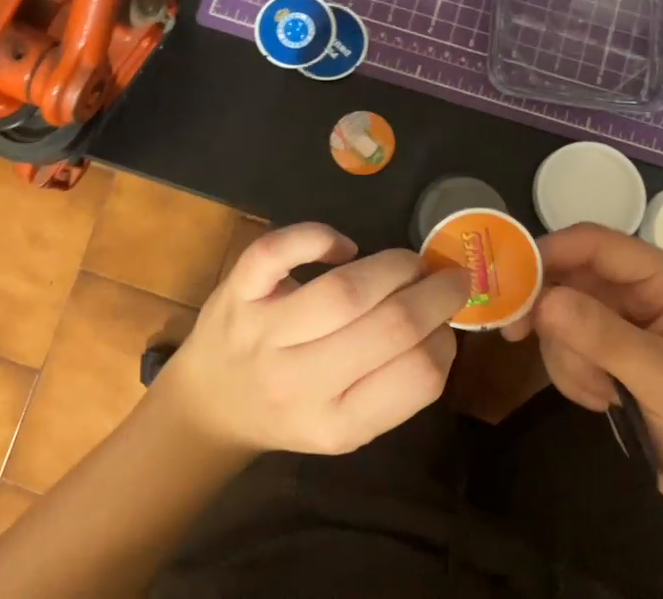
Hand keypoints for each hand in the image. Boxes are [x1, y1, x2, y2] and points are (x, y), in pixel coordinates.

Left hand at [156, 223, 466, 455]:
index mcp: (336, 424)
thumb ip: (391, 382)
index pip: (416, 377)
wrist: (210, 406)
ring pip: (342, 292)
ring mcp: (263, 334)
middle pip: (387, 328)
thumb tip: (442, 322)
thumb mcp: (343, 422)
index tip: (449, 323)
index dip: (445, 341)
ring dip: (392, 267)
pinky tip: (341, 246)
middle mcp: (299, 383)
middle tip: (451, 277)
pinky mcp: (236, 293)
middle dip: (434, 295)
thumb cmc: (288, 412)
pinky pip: (275, 253)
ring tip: (411, 262)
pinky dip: (316, 237)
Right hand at [502, 224, 662, 502]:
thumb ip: (603, 336)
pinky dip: (572, 373)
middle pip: (570, 277)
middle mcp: (641, 290)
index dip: (550, 253)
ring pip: (561, 314)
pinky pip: (565, 345)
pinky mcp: (609, 351)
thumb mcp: (662, 378)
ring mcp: (623, 321)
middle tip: (517, 335)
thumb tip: (544, 300)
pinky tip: (602, 399)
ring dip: (567, 354)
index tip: (509, 281)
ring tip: (600, 391)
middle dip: (551, 313)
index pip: (596, 244)